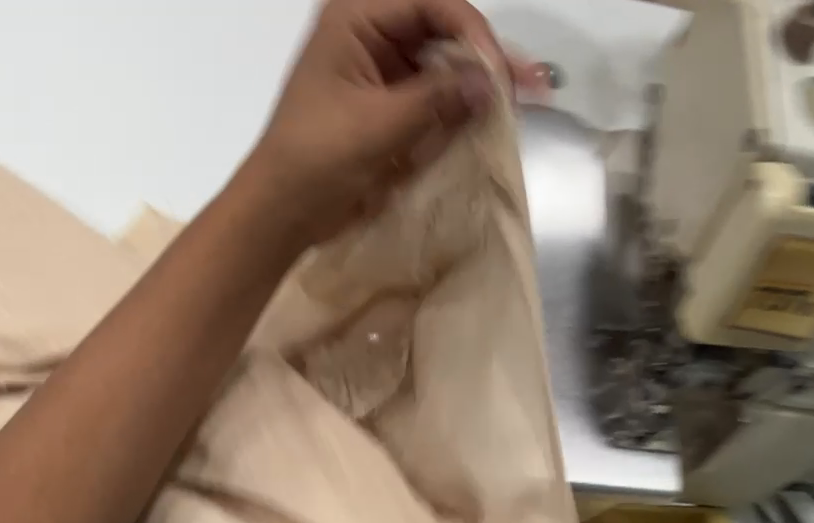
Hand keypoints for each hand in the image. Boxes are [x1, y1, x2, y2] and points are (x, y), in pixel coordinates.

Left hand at [234, 0, 536, 247]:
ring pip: (443, 65)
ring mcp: (381, 73)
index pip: (431, 3)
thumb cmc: (316, 160)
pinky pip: (433, 100)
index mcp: (356, 18)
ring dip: (477, 84)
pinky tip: (488, 121)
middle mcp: (372, 36)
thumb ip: (436, 100)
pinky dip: (460, 111)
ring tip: (522, 101)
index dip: (471, 33)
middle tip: (529, 84)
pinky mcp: (388, 109)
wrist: (283, 211)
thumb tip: (490, 84)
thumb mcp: (378, 127)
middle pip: (443, 30)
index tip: (498, 75)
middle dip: (484, 57)